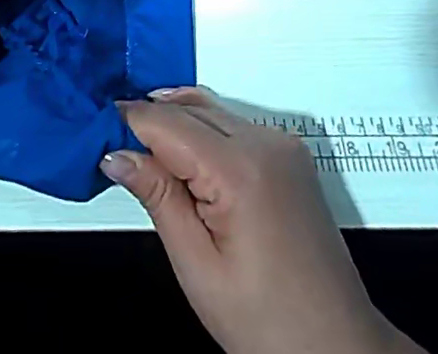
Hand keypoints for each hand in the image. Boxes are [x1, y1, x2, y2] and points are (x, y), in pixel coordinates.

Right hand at [106, 89, 418, 353]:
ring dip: (172, 122)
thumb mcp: (197, 265)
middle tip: (112, 145)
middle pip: (186, 107)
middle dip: (147, 121)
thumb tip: (117, 156)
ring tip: (142, 155)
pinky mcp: (288, 154)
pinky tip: (181, 157)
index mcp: (242, 171)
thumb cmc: (274, 324)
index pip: (165, 121)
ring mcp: (283, 146)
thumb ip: (156, 196)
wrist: (339, 348)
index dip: (126, 123)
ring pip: (207, 108)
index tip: (98, 133)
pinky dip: (200, 130)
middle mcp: (267, 146)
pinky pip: (230, 123)